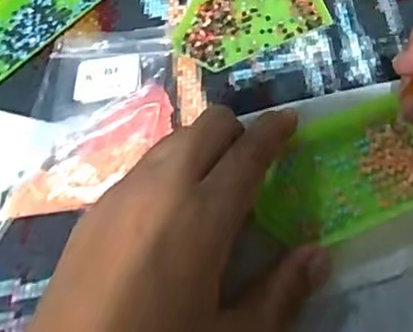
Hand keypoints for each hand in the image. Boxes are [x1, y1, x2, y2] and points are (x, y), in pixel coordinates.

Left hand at [31, 108, 328, 331]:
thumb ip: (278, 294)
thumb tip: (318, 255)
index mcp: (202, 214)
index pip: (248, 151)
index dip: (273, 130)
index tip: (290, 119)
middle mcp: (163, 185)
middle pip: (209, 125)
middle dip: (237, 131)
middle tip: (251, 165)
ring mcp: (123, 191)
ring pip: (175, 139)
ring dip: (201, 147)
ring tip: (210, 188)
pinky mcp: (94, 208)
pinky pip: (143, 166)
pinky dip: (168, 169)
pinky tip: (166, 216)